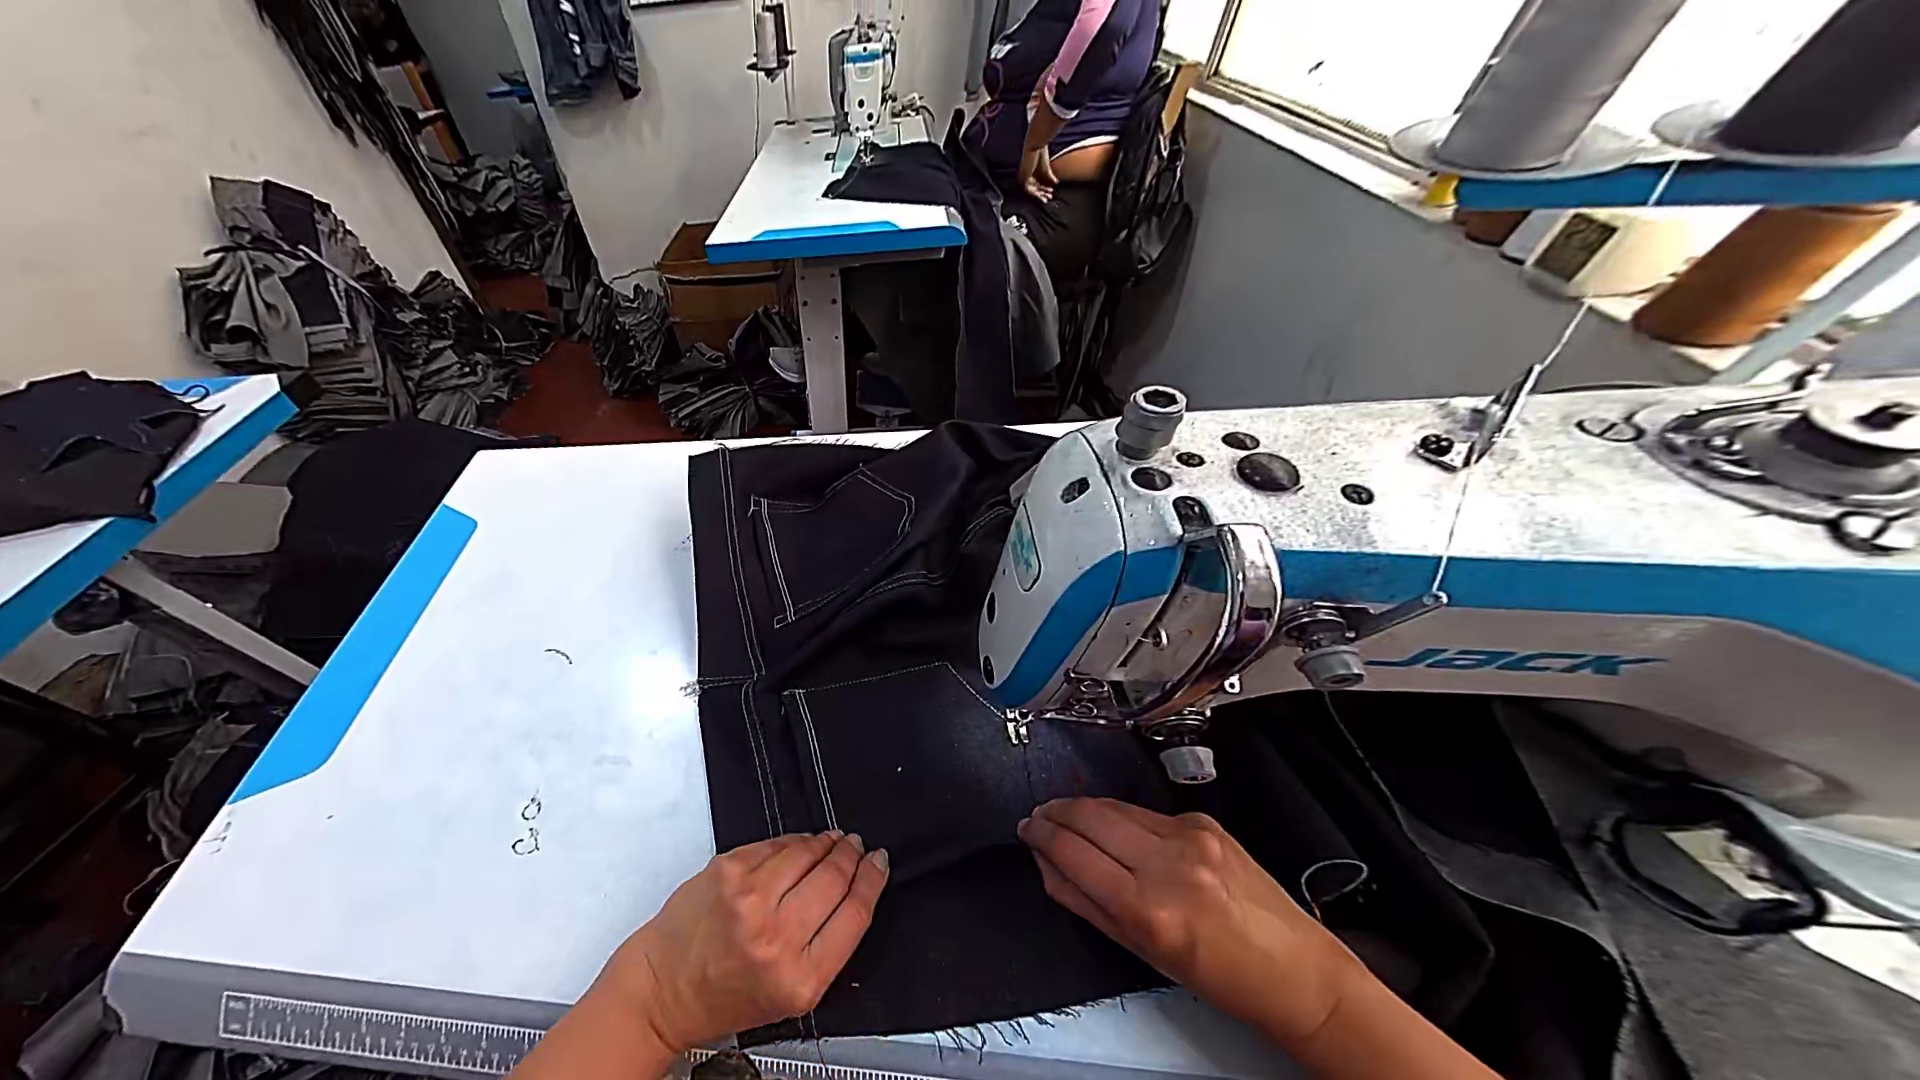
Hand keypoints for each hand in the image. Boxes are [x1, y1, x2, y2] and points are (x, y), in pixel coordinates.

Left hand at [598, 831, 888, 1053]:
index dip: (873, 879)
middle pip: (836, 877)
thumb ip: (830, 945)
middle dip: (853, 855)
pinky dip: (794, 842)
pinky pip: (778, 843)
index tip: (879, 863)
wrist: (662, 990)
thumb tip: (860, 886)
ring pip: (810, 852)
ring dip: (827, 842)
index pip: (856, 913)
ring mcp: (750, 899)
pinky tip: (798, 847)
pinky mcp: (729, 871)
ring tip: (833, 841)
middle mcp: (775, 937)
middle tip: (857, 847)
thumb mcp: (792, 993)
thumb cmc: (722, 995)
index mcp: (800, 978)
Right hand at [1017, 799, 1359, 1045]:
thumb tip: (1047, 864)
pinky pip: (1146, 812)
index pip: (1074, 853)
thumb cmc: (1218, 976)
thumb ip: (1084, 903)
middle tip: (1039, 817)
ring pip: (1116, 807)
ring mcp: (1189, 835)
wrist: (1291, 967)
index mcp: (1148, 909)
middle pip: (1090, 817)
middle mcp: (1168, 864)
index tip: (1027, 830)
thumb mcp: (1139, 951)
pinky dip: (1122, 817)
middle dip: (1056, 812)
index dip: (1042, 836)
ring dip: (1084, 809)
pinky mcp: (1204, 820)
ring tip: (1065, 815)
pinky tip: (1114, 826)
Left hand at [1019, 147, 1058, 201]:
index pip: (1037, 185)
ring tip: (1047, 197)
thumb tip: (1056, 183)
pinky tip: (1042, 194)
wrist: (1036, 145)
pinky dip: (1035, 192)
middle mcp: (1027, 177)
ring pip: (1032, 191)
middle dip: (1043, 194)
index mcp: (1031, 174)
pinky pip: (1029, 189)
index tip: (1051, 193)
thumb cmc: (1041, 153)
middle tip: (1050, 198)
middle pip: (1035, 189)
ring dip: (1040, 195)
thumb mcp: (1046, 168)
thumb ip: (1050, 176)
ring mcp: (1024, 178)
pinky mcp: (1024, 177)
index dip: (1044, 191)